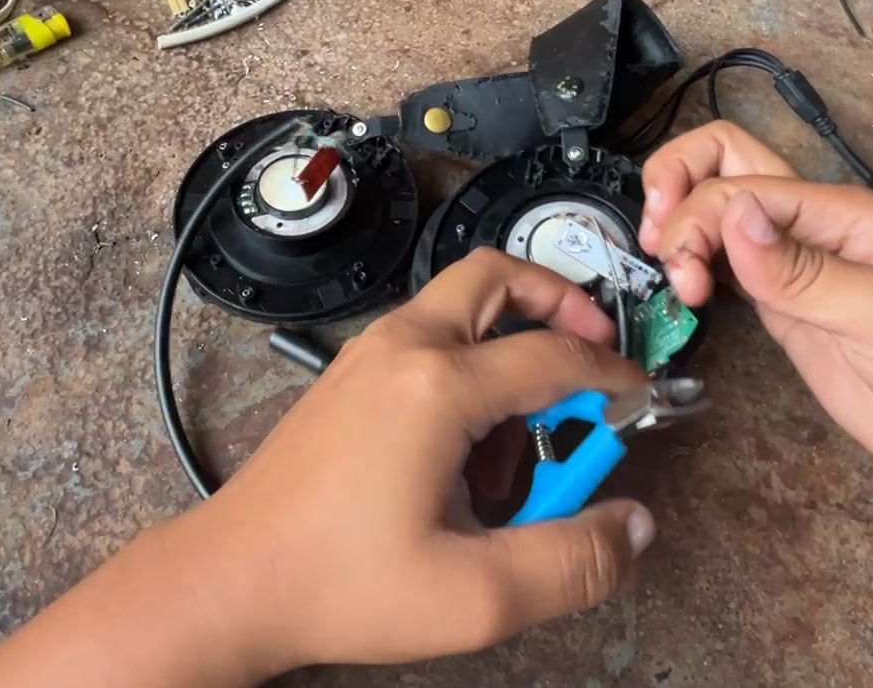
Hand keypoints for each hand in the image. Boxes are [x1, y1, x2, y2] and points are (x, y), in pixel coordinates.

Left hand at [168, 249, 652, 673]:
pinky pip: (427, 338)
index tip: (637, 400)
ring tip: (520, 440)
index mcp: (436, 385)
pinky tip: (467, 449)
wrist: (235, 573)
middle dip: (558, 300)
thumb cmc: (341, 581)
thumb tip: (632, 523)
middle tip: (592, 352)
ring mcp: (370, 351)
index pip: (554, 357)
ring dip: (509, 343)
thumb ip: (572, 561)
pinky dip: (468, 364)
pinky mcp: (353, 371)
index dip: (610, 377)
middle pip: (495, 275)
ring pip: (460, 305)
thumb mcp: (475, 596)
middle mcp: (402, 346)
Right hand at [636, 121, 872, 506]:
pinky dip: (689, 265)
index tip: (690, 277)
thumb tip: (733, 218)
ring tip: (671, 276)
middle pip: (722, 163)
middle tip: (656, 245)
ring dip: (676, 226)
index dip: (701, 219)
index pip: (743, 185)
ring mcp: (790, 264)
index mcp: (841, 212)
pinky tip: (684, 293)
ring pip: (714, 208)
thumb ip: (810, 271)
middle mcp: (808, 225)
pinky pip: (720, 262)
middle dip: (674, 187)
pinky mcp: (779, 304)